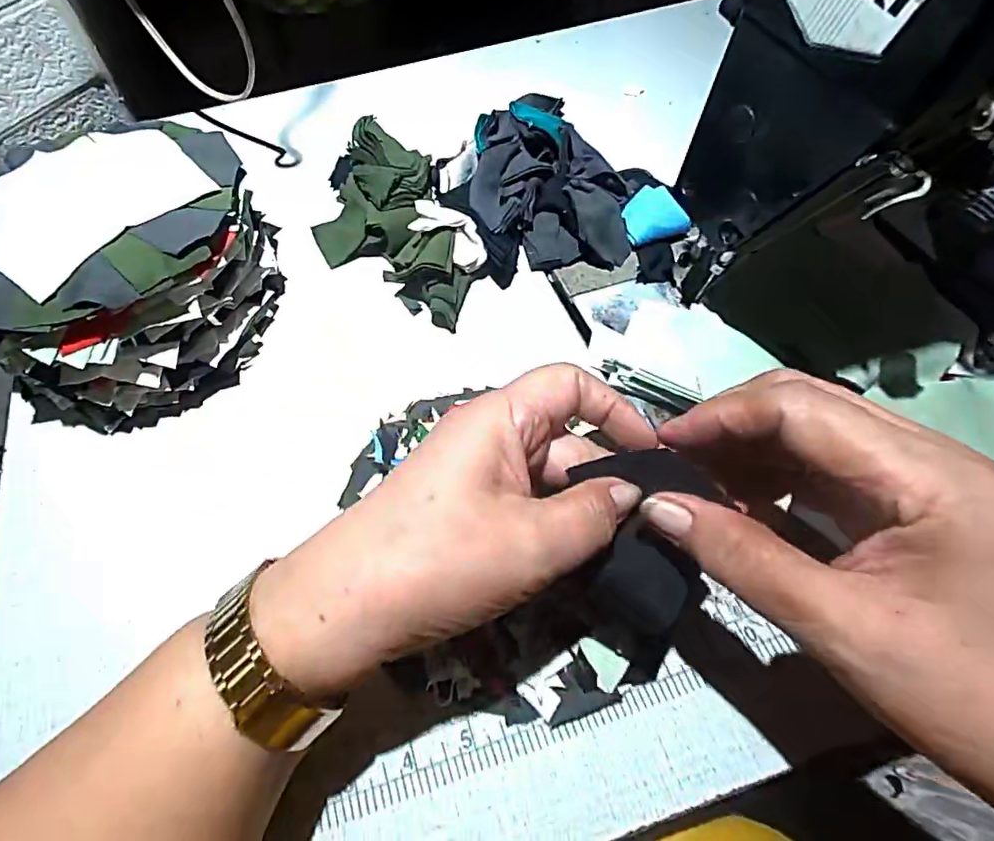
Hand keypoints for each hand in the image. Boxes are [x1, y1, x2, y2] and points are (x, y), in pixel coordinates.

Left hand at [249, 364, 657, 700]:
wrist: (343, 610)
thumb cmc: (440, 560)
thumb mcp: (531, 543)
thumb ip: (594, 514)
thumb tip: (634, 492)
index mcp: (500, 417)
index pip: (571, 383)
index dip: (617, 410)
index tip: (651, 455)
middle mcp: (490, 434)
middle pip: (565, 436)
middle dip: (605, 474)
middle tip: (648, 523)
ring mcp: (477, 472)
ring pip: (548, 476)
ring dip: (581, 508)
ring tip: (618, 550)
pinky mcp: (468, 507)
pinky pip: (526, 502)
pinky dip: (553, 525)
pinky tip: (576, 561)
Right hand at [645, 370, 993, 840]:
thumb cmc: (980, 700)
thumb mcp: (847, 631)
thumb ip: (746, 560)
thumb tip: (660, 508)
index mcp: (926, 470)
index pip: (802, 406)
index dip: (724, 415)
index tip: (664, 443)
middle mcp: (930, 456)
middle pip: (813, 405)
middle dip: (736, 424)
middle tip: (677, 460)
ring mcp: (930, 483)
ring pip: (824, 435)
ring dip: (758, 450)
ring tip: (702, 483)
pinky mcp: (923, 513)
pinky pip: (839, 475)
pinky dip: (786, 481)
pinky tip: (751, 505)